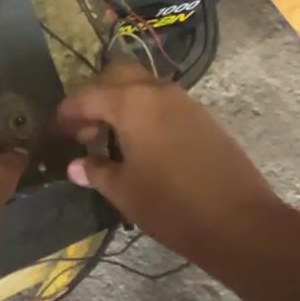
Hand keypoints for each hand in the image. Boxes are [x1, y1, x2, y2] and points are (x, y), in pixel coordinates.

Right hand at [55, 62, 286, 267]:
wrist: (243, 224)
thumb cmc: (173, 206)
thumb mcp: (125, 191)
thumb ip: (96, 171)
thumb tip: (75, 165)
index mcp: (131, 102)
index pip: (88, 96)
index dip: (68, 111)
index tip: (56, 128)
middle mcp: (157, 91)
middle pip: (117, 76)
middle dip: (96, 96)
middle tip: (86, 129)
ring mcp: (184, 102)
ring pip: (143, 87)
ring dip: (122, 103)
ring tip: (112, 139)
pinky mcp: (203, 118)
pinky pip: (163, 102)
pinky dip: (145, 113)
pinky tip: (143, 146)